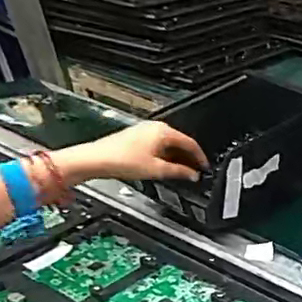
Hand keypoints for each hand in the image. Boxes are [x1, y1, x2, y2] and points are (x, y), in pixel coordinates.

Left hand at [56, 121, 206, 183]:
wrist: (95, 160)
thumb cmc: (121, 160)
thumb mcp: (157, 170)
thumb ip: (179, 172)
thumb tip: (193, 174)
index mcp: (163, 131)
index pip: (190, 143)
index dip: (200, 157)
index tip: (205, 167)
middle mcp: (154, 128)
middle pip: (179, 142)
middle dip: (188, 157)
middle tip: (195, 171)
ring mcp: (144, 131)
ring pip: (168, 144)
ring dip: (176, 158)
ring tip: (180, 172)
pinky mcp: (135, 138)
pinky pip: (157, 146)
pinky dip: (164, 156)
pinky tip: (163, 167)